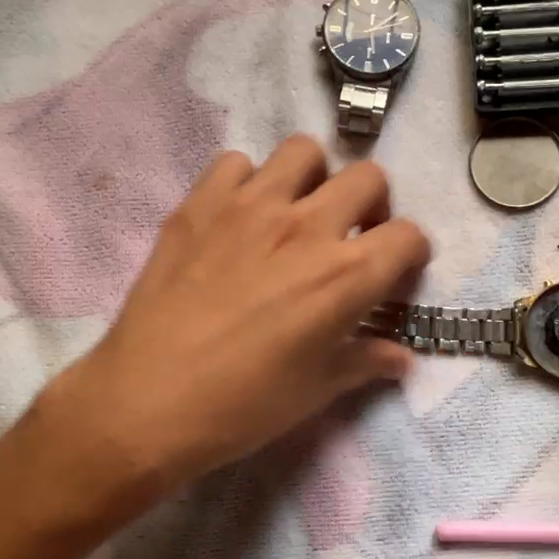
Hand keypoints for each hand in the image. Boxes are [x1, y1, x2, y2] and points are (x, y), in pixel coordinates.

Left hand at [46, 135, 428, 499]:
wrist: (148, 402)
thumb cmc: (243, 406)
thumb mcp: (315, 390)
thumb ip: (364, 361)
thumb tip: (400, 358)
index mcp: (345, 276)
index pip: (408, 236)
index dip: (411, 253)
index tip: (396, 271)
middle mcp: (306, 226)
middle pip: (367, 177)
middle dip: (373, 204)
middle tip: (351, 236)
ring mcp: (249, 206)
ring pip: (303, 151)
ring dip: (313, 179)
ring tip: (297, 213)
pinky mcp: (199, 203)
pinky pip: (236, 163)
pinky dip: (247, 183)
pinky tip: (238, 219)